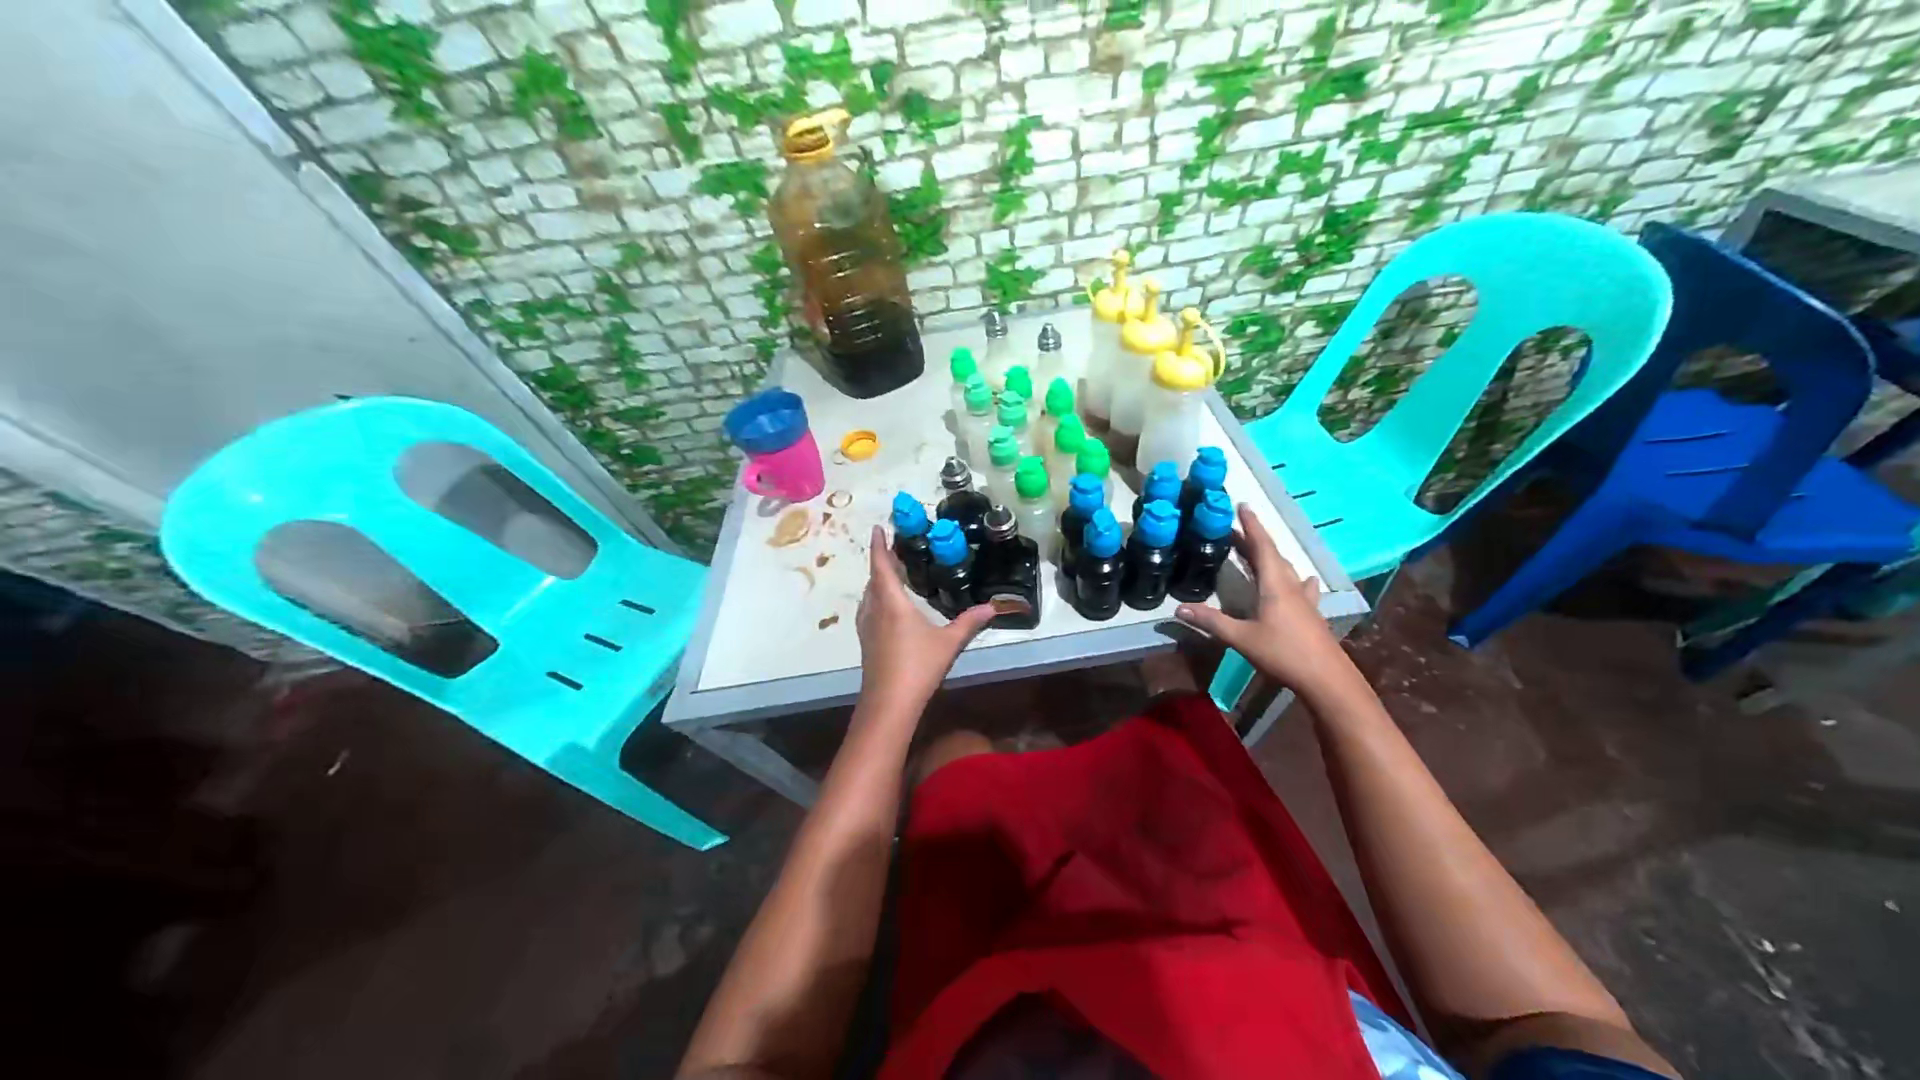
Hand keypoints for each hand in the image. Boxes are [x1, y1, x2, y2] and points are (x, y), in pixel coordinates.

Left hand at [856, 526, 993, 709]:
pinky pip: (869, 609)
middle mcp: (874, 609)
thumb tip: (993, 606)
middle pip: (874, 578)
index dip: (879, 545)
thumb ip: (970, 622)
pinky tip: (888, 607)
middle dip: (882, 561)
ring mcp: (866, 626)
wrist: (888, 704)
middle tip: (894, 549)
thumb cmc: (918, 667)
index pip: (882, 565)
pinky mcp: (866, 641)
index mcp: (892, 602)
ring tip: (892, 573)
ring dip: (878, 581)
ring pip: (869, 595)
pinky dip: (876, 598)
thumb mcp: (949, 643)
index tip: (877, 527)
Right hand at [1173, 504, 1350, 697]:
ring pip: (1286, 569)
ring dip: (1269, 557)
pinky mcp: (1310, 614)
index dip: (1251, 526)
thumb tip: (1179, 609)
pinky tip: (1299, 582)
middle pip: (1272, 555)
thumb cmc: (1284, 654)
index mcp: (1275, 585)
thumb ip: (1212, 622)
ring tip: (1256, 553)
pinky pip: (1298, 586)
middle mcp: (1291, 586)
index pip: (1262, 547)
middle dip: (1253, 541)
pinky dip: (1289, 577)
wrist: (1327, 679)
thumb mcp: (1242, 638)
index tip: (1242, 506)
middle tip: (1233, 531)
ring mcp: (1304, 600)